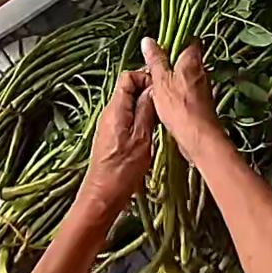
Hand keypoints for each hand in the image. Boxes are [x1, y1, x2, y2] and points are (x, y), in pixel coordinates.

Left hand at [76, 70, 155, 220]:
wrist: (104, 195)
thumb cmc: (123, 169)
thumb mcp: (142, 138)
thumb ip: (147, 110)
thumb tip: (154, 88)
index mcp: (115, 109)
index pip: (128, 76)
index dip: (146, 77)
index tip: (162, 89)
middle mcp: (110, 112)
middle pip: (129, 88)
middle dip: (149, 90)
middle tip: (167, 103)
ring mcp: (110, 123)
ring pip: (130, 102)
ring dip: (147, 104)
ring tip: (164, 115)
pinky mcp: (113, 134)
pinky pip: (128, 115)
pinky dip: (142, 116)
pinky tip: (154, 128)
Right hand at [140, 38, 229, 161]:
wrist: (198, 136)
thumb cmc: (179, 106)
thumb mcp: (161, 81)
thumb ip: (155, 61)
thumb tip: (148, 40)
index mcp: (192, 60)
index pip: (189, 40)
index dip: (176, 39)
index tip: (161, 45)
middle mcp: (201, 70)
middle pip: (187, 57)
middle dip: (172, 60)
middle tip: (154, 65)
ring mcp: (203, 86)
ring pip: (187, 74)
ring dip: (173, 76)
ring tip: (156, 82)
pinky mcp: (201, 101)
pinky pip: (187, 89)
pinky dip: (177, 90)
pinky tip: (166, 98)